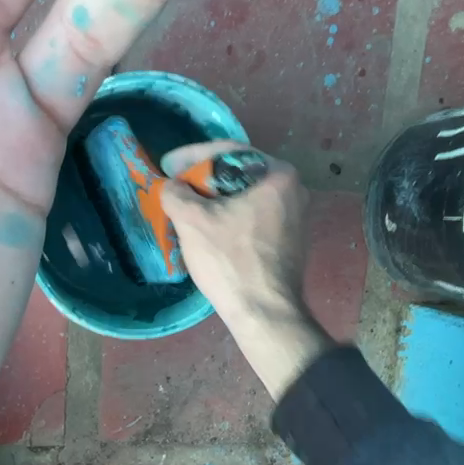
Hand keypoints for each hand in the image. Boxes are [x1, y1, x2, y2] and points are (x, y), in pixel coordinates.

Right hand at [161, 143, 331, 396]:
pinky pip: (254, 219)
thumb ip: (177, 193)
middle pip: (238, 174)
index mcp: (278, 174)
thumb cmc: (230, 261)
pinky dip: (231, 220)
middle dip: (204, 180)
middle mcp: (294, 190)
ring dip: (217, 202)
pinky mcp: (290, 243)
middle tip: (177, 186)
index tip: (167, 163)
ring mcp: (296, 218)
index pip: (228, 152)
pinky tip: (211, 232)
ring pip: (246, 199)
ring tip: (189, 209)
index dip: (191, 156)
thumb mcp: (193, 221)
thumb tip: (173, 187)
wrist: (263, 312)